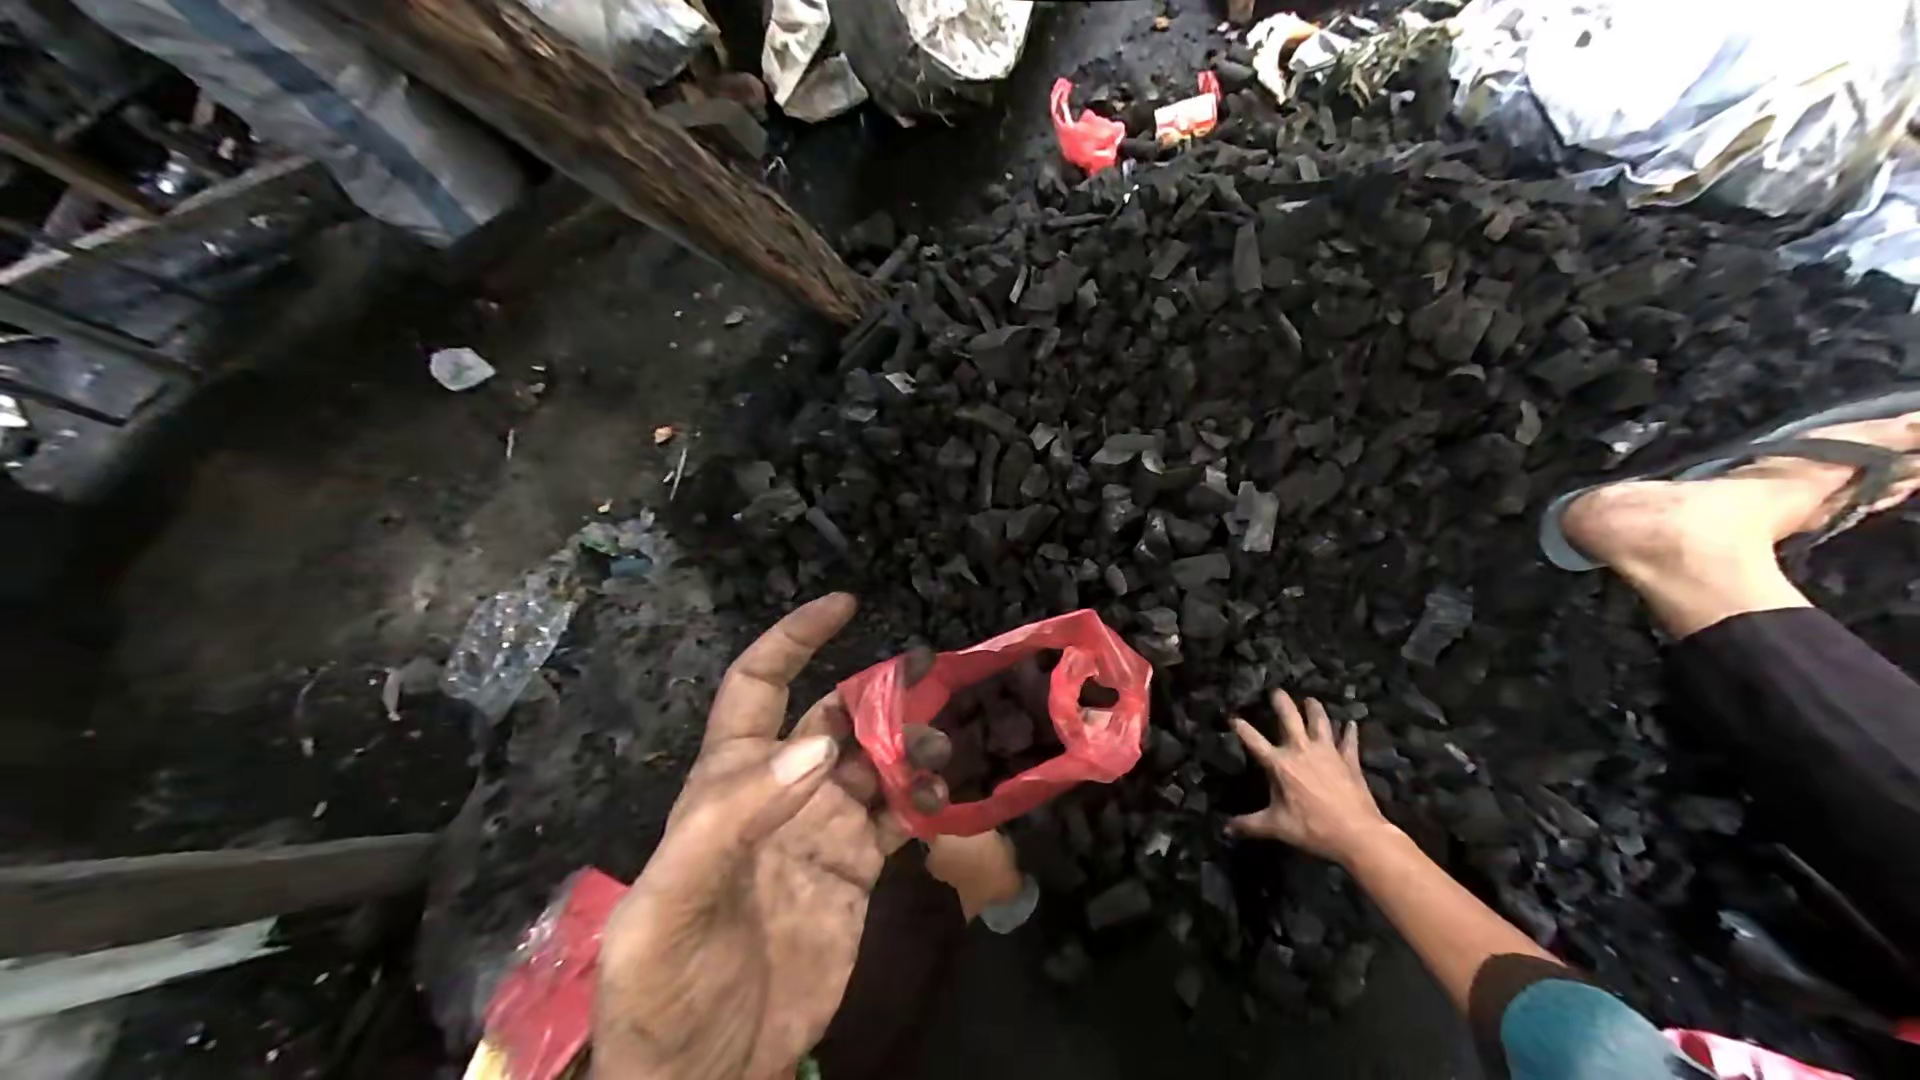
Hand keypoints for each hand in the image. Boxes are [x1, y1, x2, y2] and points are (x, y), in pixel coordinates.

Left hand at [593, 594, 948, 1079]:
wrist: (710, 1073)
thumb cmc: (669, 987)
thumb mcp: (674, 905)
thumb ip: (734, 819)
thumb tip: (817, 748)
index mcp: (728, 781)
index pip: (758, 687)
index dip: (794, 640)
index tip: (843, 606)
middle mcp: (781, 789)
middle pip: (834, 716)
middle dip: (876, 689)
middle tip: (925, 671)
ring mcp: (824, 826)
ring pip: (875, 758)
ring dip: (910, 741)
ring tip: (939, 746)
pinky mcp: (858, 865)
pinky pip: (899, 811)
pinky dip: (925, 792)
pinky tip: (943, 789)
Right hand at [1227, 690, 1392, 864]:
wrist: (1358, 834)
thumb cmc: (1312, 828)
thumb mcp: (1276, 827)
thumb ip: (1249, 825)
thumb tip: (1225, 830)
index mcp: (1280, 764)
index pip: (1253, 740)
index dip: (1240, 727)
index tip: (1232, 716)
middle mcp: (1301, 750)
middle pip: (1289, 717)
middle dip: (1281, 702)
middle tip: (1276, 691)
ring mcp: (1327, 752)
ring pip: (1320, 721)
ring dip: (1315, 709)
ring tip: (1311, 699)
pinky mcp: (1349, 760)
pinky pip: (1349, 741)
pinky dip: (1350, 731)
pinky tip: (1351, 723)